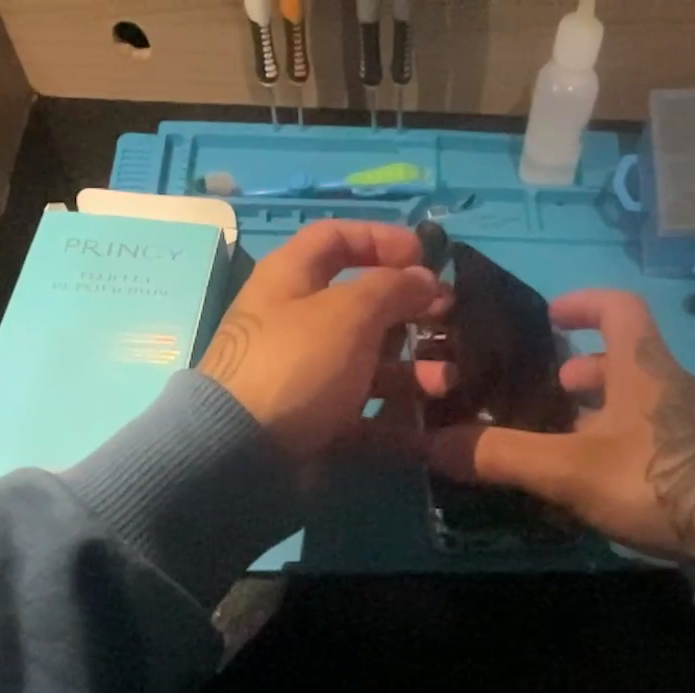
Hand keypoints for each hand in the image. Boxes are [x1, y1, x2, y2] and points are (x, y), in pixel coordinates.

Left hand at [197, 220, 446, 459]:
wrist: (243, 451)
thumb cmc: (297, 364)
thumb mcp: (349, 313)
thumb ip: (393, 288)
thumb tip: (425, 279)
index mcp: (292, 278)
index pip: (338, 238)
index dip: (384, 240)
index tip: (427, 257)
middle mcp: (297, 321)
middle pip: (362, 305)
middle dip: (411, 313)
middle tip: (451, 324)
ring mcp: (307, 374)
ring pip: (369, 361)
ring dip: (414, 369)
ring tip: (444, 383)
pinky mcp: (315, 419)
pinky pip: (364, 410)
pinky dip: (396, 417)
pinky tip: (427, 426)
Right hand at [423, 289, 694, 569]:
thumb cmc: (656, 483)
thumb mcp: (569, 470)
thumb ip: (502, 455)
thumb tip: (429, 443)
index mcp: (643, 367)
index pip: (620, 308)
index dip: (584, 303)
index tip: (551, 317)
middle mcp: (670, 385)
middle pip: (624, 359)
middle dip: (579, 370)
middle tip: (544, 392)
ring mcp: (688, 425)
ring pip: (635, 401)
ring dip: (596, 411)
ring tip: (559, 438)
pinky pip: (647, 437)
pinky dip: (616, 443)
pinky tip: (594, 480)